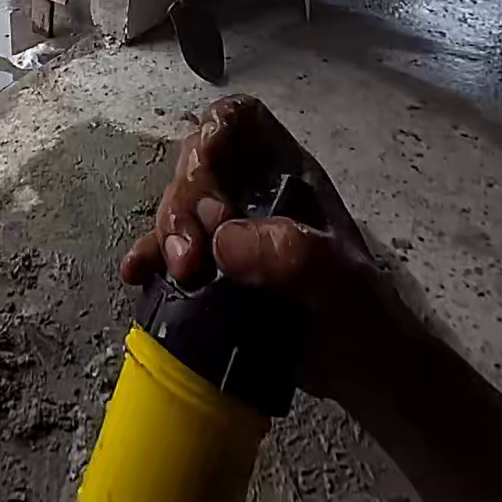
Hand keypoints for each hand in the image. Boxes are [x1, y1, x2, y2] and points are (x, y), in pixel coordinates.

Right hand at [119, 94, 396, 399]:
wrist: (359, 381)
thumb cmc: (365, 321)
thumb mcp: (346, 285)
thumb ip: (296, 256)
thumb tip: (222, 239)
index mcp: (284, 172)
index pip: (241, 120)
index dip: (216, 129)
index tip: (207, 166)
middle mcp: (248, 189)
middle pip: (197, 162)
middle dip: (186, 200)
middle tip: (193, 253)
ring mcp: (223, 228)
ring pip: (177, 204)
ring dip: (167, 231)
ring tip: (181, 273)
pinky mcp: (204, 267)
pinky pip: (164, 249)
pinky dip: (148, 257)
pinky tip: (136, 274)